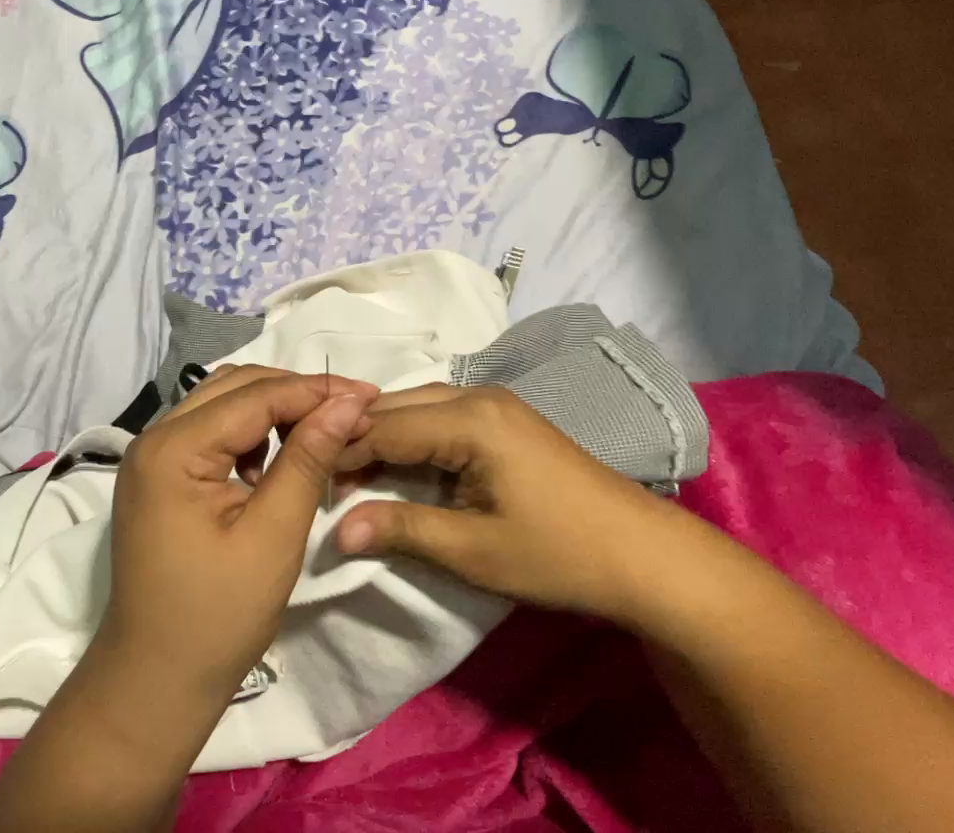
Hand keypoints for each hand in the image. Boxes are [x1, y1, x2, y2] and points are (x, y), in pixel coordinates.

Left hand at [94, 366, 380, 704]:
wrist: (156, 679)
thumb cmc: (217, 616)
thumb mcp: (273, 535)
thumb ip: (307, 460)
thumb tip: (348, 402)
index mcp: (172, 450)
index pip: (255, 396)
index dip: (316, 391)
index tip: (372, 396)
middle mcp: (153, 440)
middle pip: (235, 389)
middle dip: (297, 395)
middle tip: (354, 413)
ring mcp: (151, 458)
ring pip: (222, 405)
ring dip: (273, 411)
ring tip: (322, 434)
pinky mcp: (159, 478)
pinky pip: (209, 433)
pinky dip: (249, 434)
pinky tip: (274, 463)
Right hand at [332, 383, 674, 621]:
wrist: (645, 556)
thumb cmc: (558, 554)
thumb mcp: (472, 550)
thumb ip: (400, 530)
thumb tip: (336, 531)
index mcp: (470, 420)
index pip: (384, 426)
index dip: (341, 453)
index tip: (308, 483)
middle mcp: (480, 396)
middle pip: (398, 406)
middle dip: (357, 438)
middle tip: (322, 478)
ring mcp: (498, 404)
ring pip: (419, 407)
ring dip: (384, 436)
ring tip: (352, 473)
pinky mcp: (509, 420)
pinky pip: (443, 416)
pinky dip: (412, 437)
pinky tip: (398, 464)